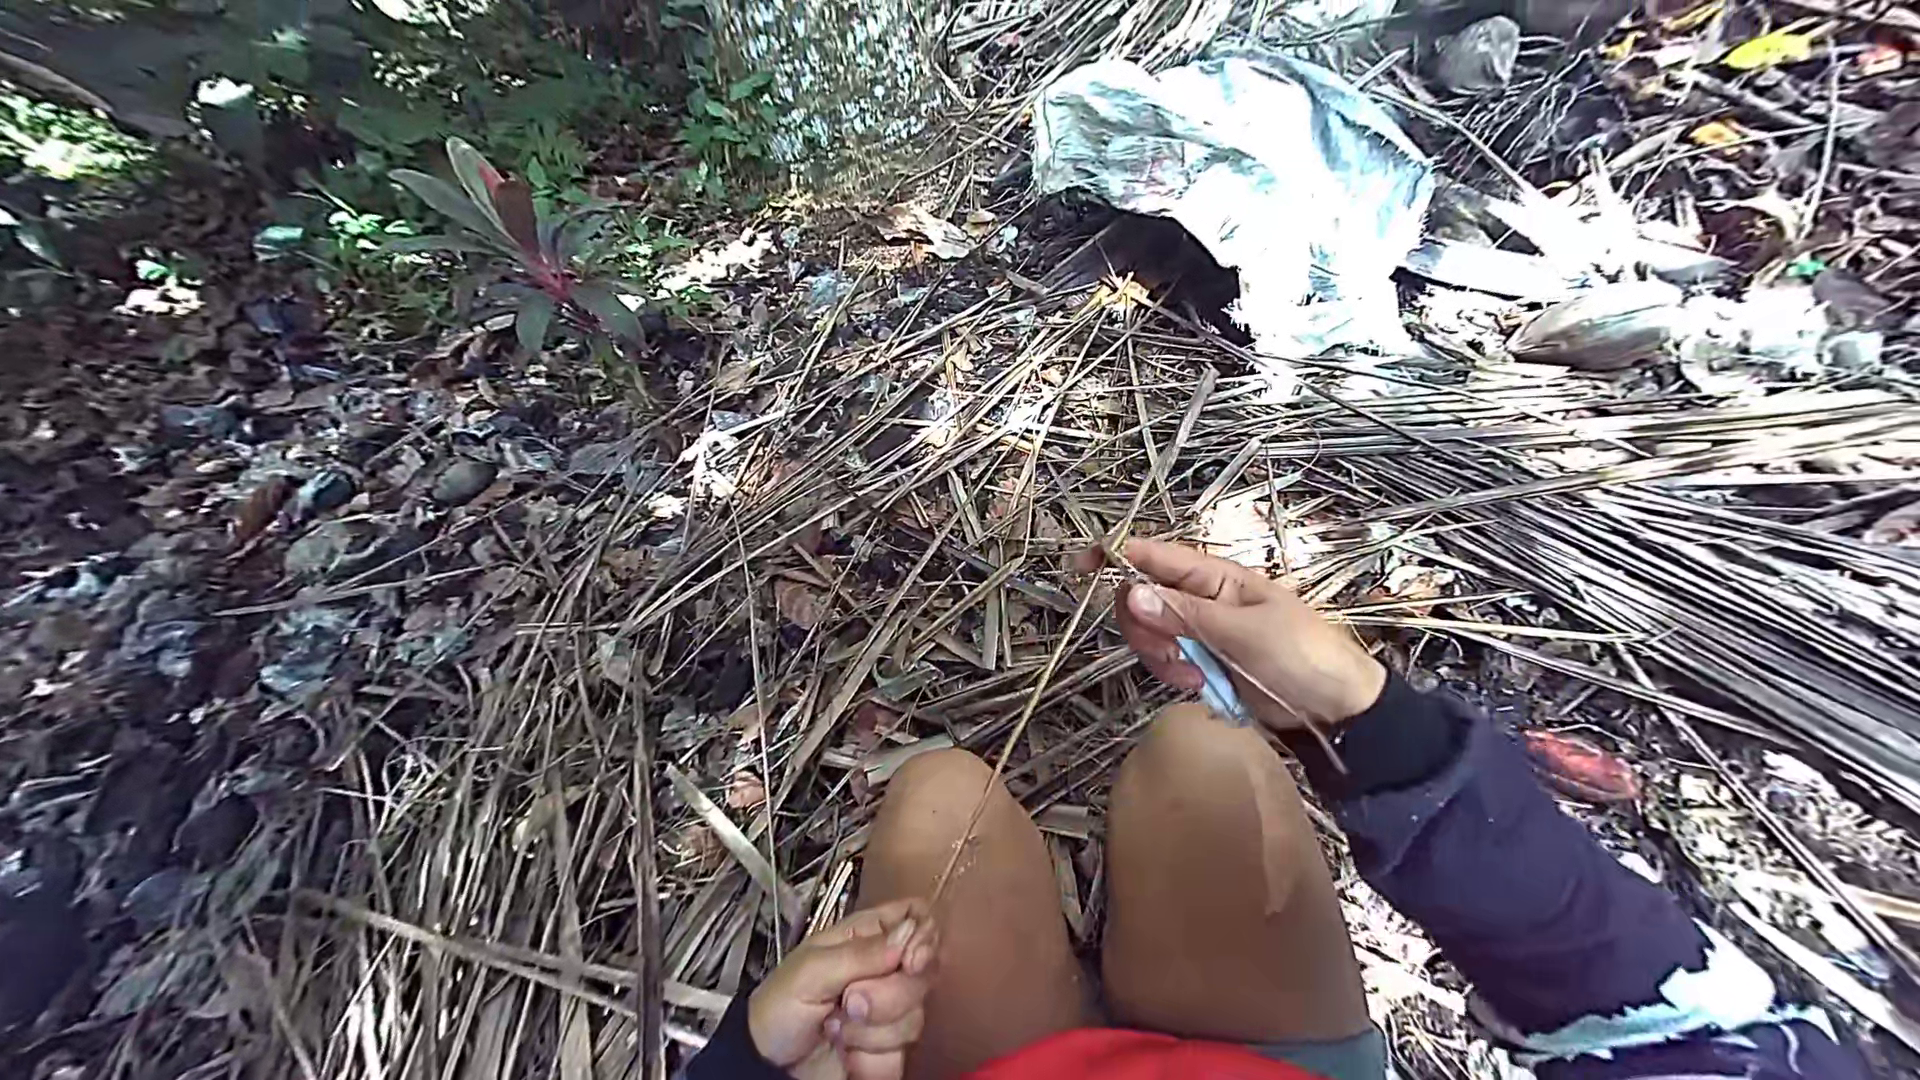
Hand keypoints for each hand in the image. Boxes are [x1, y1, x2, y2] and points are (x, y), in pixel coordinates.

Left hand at [748, 898, 938, 1079]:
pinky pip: (900, 1059)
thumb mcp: (813, 970)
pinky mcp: (886, 1052)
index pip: (918, 916)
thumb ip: (862, 952)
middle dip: (887, 996)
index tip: (912, 961)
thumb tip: (910, 933)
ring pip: (914, 1018)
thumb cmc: (780, 1004)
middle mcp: (885, 968)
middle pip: (924, 972)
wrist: (765, 1066)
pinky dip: (869, 1064)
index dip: (925, 935)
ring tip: (835, 1028)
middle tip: (849, 1001)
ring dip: (870, 1033)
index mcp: (869, 934)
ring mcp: (888, 1011)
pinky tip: (845, 1057)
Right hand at [1090, 538, 1385, 729]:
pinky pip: (1161, 657)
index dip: (1114, 555)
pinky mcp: (1196, 657)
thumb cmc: (1301, 654)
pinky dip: (1170, 672)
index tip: (1083, 567)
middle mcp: (1196, 596)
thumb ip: (1185, 614)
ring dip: (1159, 655)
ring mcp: (1194, 628)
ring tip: (1195, 674)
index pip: (1152, 555)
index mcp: (1212, 576)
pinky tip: (1199, 683)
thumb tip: (1130, 594)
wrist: (1334, 707)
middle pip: (1138, 597)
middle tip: (1171, 651)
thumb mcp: (1245, 631)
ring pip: (1146, 631)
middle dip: (1144, 626)